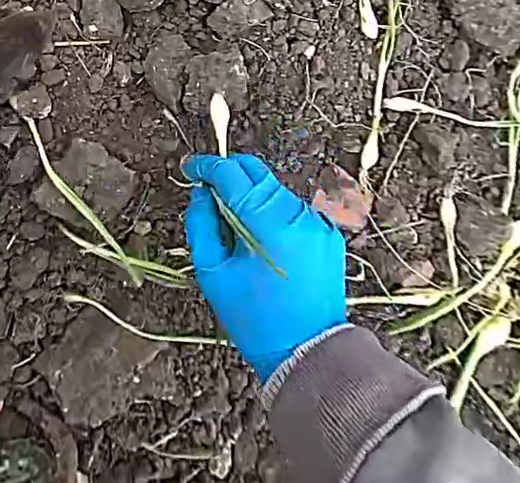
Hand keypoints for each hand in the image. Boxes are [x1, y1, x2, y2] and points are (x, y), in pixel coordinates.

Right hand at [183, 154, 347, 379]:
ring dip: (253, 198)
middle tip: (211, 194)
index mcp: (266, 220)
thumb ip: (201, 225)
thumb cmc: (256, 320)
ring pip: (274, 190)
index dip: (207, 166)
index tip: (191, 167)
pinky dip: (275, 215)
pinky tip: (268, 246)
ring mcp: (315, 220)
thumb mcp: (214, 273)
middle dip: (230, 175)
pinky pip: (293, 210)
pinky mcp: (328, 232)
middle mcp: (295, 211)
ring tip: (241, 234)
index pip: (231, 173)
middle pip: (256, 171)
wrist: (309, 353)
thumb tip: (201, 193)